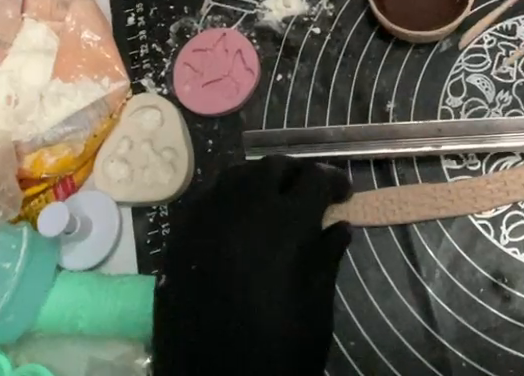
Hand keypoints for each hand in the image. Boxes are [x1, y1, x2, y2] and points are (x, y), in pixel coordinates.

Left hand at [152, 157, 351, 375]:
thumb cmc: (276, 355)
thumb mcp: (315, 310)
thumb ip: (326, 258)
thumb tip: (338, 225)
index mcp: (285, 225)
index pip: (314, 179)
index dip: (334, 182)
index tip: (343, 196)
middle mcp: (244, 209)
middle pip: (274, 168)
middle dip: (297, 175)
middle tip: (310, 196)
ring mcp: (207, 220)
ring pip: (238, 175)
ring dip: (260, 181)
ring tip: (272, 202)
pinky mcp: (180, 238)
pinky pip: (207, 198)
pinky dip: (228, 198)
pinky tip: (237, 221)